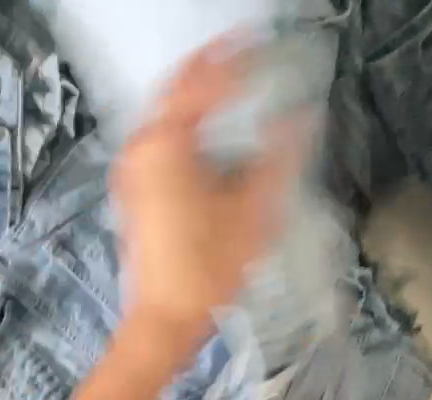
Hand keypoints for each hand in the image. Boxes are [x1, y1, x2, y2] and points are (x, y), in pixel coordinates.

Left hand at [111, 40, 305, 357]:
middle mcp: (140, 152)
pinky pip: (160, 143)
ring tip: (234, 90)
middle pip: (177, 90)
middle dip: (213, 70)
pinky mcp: (134, 195)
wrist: (164, 322)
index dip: (237, 58)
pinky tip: (211, 137)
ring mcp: (132, 174)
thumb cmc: (203, 276)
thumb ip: (279, 158)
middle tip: (246, 56)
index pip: (203, 80)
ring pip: (166, 116)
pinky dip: (186, 129)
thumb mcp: (254, 214)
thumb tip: (299, 121)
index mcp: (166, 146)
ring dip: (198, 100)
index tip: (261, 45)